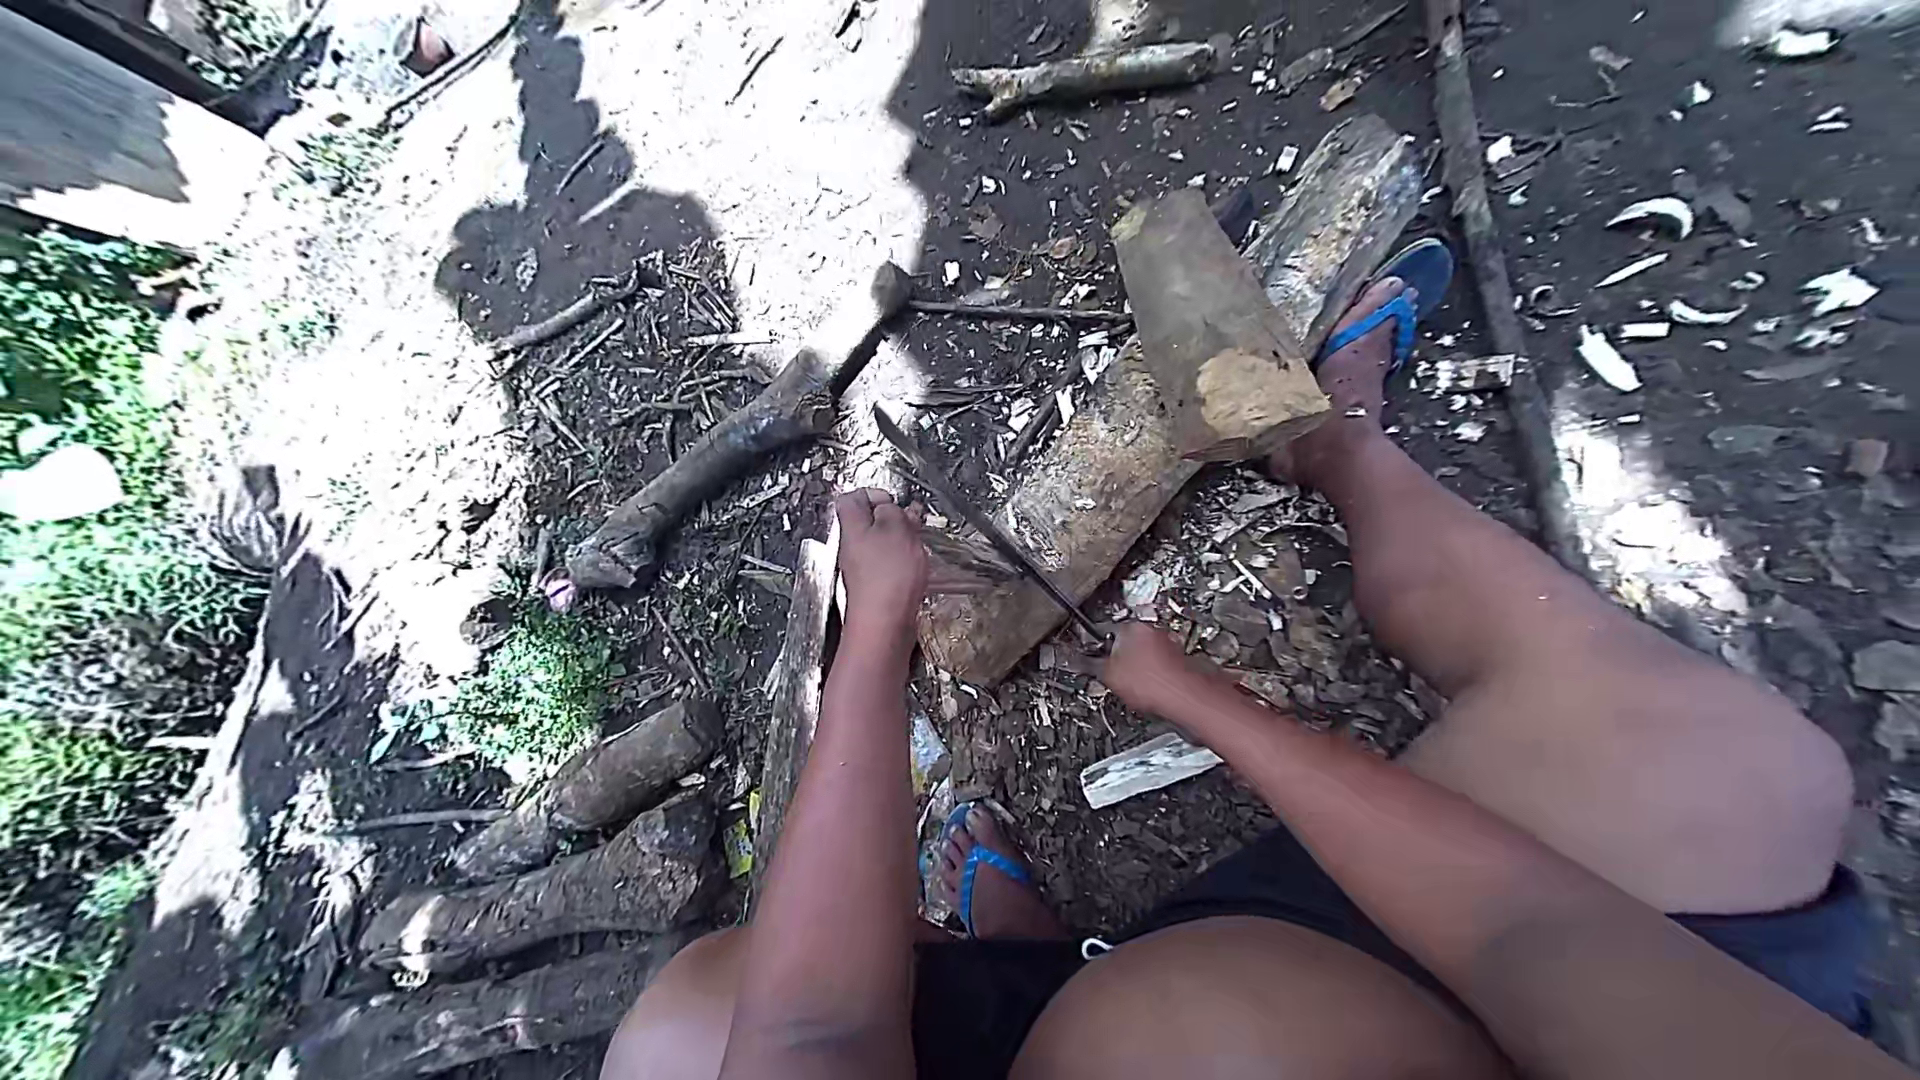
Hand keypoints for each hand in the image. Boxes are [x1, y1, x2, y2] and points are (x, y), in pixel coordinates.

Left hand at [835, 488, 927, 632]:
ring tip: (917, 545)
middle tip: (911, 522)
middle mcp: (852, 547)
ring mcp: (862, 568)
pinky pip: (888, 565)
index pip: (850, 498)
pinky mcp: (875, 586)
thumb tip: (889, 508)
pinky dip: (902, 561)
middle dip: (893, 519)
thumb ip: (892, 511)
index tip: (892, 500)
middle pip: (868, 522)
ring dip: (901, 541)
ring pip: (881, 543)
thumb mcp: (896, 529)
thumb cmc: (888, 576)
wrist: (884, 623)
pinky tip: (915, 567)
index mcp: (851, 527)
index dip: (872, 494)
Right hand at [1096, 622, 1209, 715]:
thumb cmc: (1152, 682)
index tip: (1089, 656)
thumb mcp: (1107, 675)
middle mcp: (1153, 630)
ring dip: (1136, 669)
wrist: (1186, 699)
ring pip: (1144, 656)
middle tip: (1110, 675)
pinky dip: (1153, 678)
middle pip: (1126, 642)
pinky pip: (1159, 668)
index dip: (1094, 646)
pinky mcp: (1181, 662)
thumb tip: (1075, 660)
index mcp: (1132, 627)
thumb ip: (1089, 664)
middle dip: (1118, 659)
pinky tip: (1149, 693)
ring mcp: (1169, 645)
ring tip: (1131, 688)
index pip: (1104, 630)